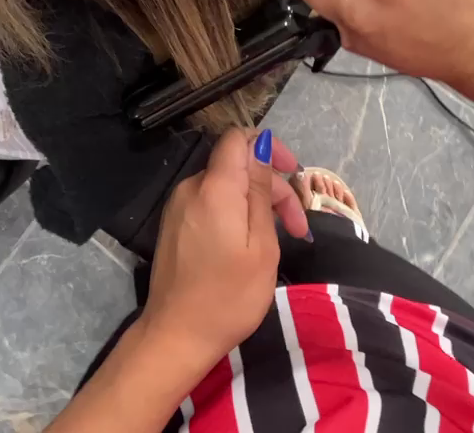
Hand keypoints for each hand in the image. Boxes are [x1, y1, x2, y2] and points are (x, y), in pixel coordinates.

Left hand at [139, 129, 281, 370]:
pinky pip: (210, 202)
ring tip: (280, 239)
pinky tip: (250, 242)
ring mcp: (179, 205)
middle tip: (299, 228)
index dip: (268, 147)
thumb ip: (260, 192)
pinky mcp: (175, 223)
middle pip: (236, 166)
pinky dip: (234, 213)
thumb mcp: (261, 246)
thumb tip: (261, 147)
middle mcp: (192, 187)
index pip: (237, 138)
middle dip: (271, 187)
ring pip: (225, 186)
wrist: (176, 335)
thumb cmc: (228, 295)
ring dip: (256, 203)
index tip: (293, 174)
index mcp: (214, 187)